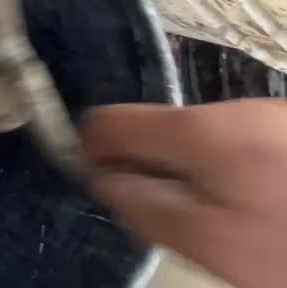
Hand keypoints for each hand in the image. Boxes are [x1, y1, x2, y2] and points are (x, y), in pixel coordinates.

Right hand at [82, 100, 286, 287]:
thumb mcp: (218, 246)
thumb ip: (143, 207)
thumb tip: (100, 181)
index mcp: (197, 130)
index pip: (104, 122)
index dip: (91, 151)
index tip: (107, 185)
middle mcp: (236, 111)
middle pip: (163, 130)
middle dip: (165, 169)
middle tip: (194, 219)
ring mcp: (283, 120)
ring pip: (215, 140)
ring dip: (216, 175)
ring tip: (259, 222)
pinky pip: (262, 147)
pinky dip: (260, 175)